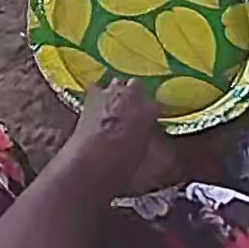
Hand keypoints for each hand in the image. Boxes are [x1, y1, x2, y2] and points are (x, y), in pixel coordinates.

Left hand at [63, 76, 161, 193]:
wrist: (93, 160)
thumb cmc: (123, 164)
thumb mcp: (143, 151)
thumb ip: (145, 134)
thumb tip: (144, 132)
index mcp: (150, 110)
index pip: (155, 104)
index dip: (151, 113)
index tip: (148, 120)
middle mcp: (133, 95)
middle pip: (137, 85)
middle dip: (134, 94)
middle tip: (131, 109)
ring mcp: (112, 91)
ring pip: (117, 83)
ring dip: (116, 92)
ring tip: (112, 106)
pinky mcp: (92, 94)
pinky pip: (96, 88)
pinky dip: (96, 94)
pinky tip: (93, 103)